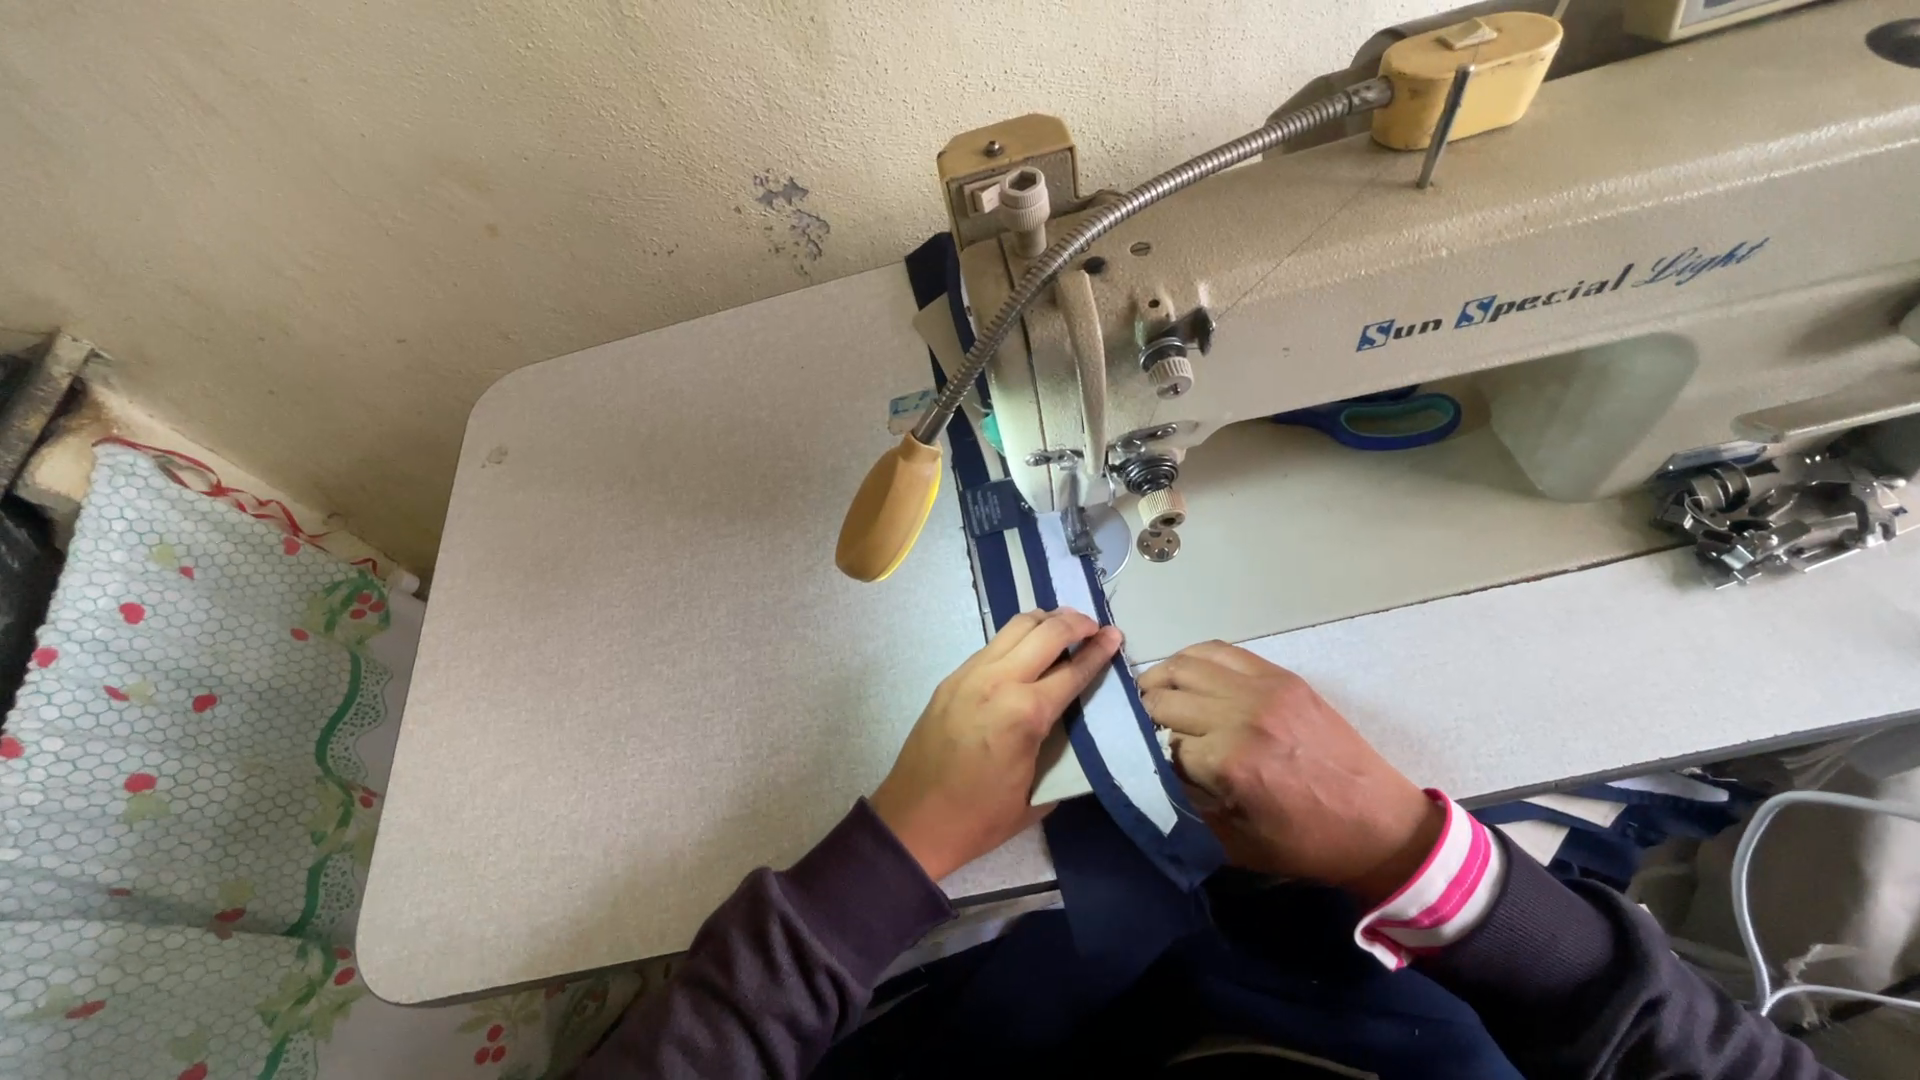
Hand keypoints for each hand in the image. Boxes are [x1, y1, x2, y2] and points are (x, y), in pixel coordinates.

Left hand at [871, 609, 1121, 880]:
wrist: (913, 820)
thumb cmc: (980, 819)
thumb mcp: (1037, 795)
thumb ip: (1062, 755)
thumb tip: (1076, 733)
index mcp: (1026, 713)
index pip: (1074, 670)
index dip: (1100, 650)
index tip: (1116, 635)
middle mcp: (999, 681)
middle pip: (1046, 631)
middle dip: (1076, 623)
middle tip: (1094, 626)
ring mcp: (970, 675)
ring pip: (1015, 627)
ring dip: (1045, 621)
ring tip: (1064, 627)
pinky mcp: (952, 679)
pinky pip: (992, 645)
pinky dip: (1017, 638)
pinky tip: (1028, 651)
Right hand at [1136, 642, 1441, 903]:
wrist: (1379, 823)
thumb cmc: (1304, 843)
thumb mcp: (1233, 844)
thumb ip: (1183, 807)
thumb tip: (1145, 773)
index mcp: (1229, 763)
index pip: (1157, 743)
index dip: (1147, 756)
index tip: (1146, 765)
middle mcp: (1239, 716)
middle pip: (1163, 699)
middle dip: (1146, 718)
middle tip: (1146, 734)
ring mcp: (1261, 689)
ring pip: (1182, 665)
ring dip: (1160, 683)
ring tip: (1156, 700)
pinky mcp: (1279, 675)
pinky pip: (1217, 650)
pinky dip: (1191, 660)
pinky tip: (1185, 678)